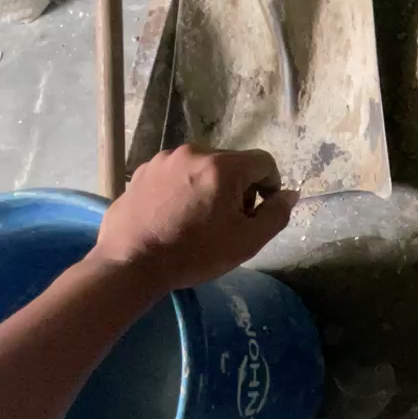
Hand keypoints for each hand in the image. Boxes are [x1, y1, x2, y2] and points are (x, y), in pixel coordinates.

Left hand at [91, 145, 296, 290]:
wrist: (128, 265)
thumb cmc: (194, 254)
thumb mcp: (248, 241)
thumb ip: (277, 214)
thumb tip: (289, 194)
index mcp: (223, 167)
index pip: (264, 162)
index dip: (270, 186)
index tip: (257, 213)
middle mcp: (196, 153)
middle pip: (234, 163)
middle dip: (240, 188)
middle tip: (228, 221)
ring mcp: (165, 159)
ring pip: (205, 167)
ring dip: (211, 186)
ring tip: (199, 218)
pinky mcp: (143, 171)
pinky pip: (178, 172)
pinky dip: (185, 187)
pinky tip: (175, 214)